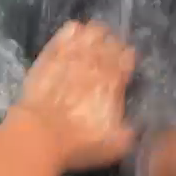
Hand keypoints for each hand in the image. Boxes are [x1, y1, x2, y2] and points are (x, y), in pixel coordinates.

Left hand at [10, 20, 136, 172]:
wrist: (39, 134)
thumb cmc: (79, 142)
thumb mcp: (115, 145)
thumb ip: (130, 130)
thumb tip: (135, 123)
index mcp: (115, 80)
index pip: (128, 56)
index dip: (127, 58)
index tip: (125, 63)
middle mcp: (97, 61)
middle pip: (111, 40)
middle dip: (113, 44)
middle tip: (109, 52)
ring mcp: (73, 53)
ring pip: (91, 31)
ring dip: (95, 34)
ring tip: (92, 40)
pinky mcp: (51, 52)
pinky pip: (66, 31)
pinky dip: (73, 31)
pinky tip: (73, 34)